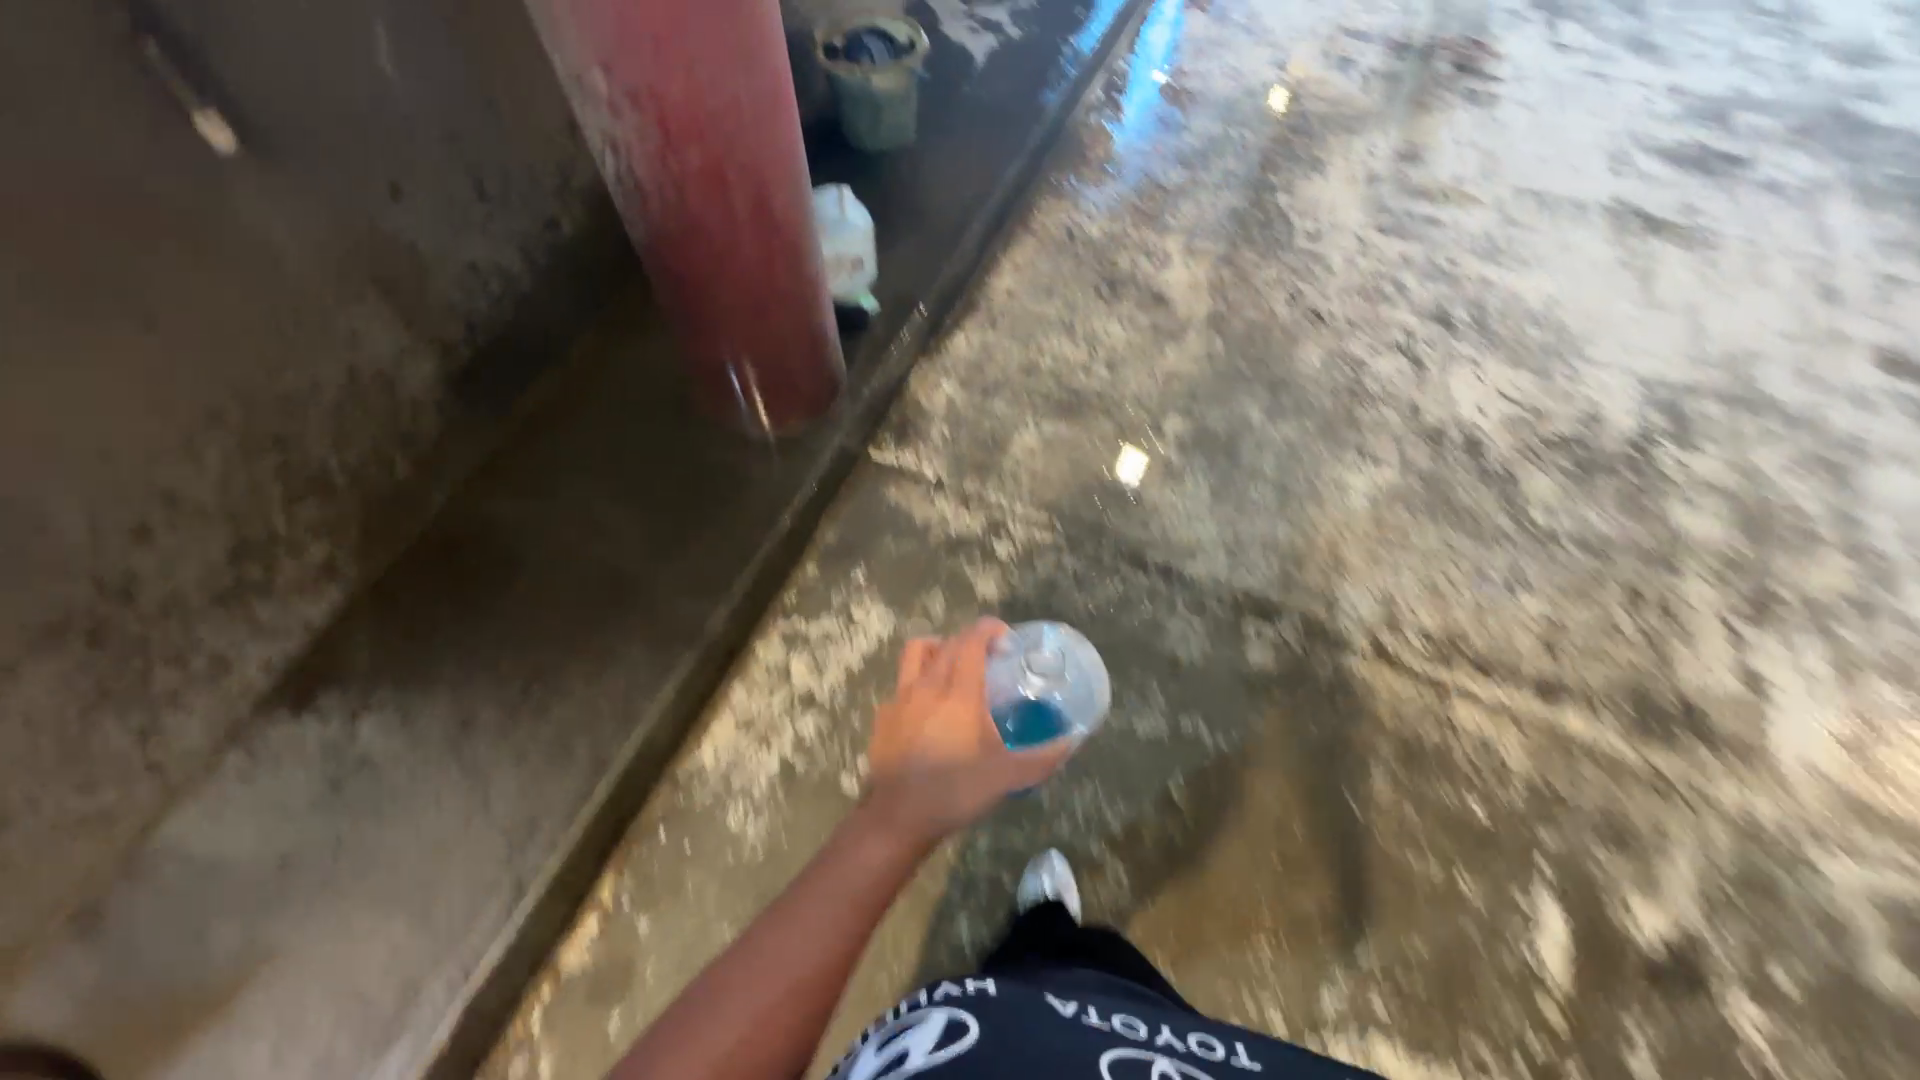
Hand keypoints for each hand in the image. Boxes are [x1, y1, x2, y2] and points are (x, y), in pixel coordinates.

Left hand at [863, 618, 1078, 843]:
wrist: (898, 817)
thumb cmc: (956, 792)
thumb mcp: (1007, 777)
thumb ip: (1043, 759)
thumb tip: (1072, 743)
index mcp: (959, 692)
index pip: (972, 640)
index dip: (990, 629)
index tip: (1007, 639)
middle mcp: (927, 685)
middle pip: (948, 643)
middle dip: (971, 639)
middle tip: (991, 656)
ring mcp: (900, 698)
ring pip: (917, 652)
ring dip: (939, 648)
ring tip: (955, 667)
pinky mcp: (884, 715)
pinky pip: (902, 682)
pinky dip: (919, 680)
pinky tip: (930, 706)